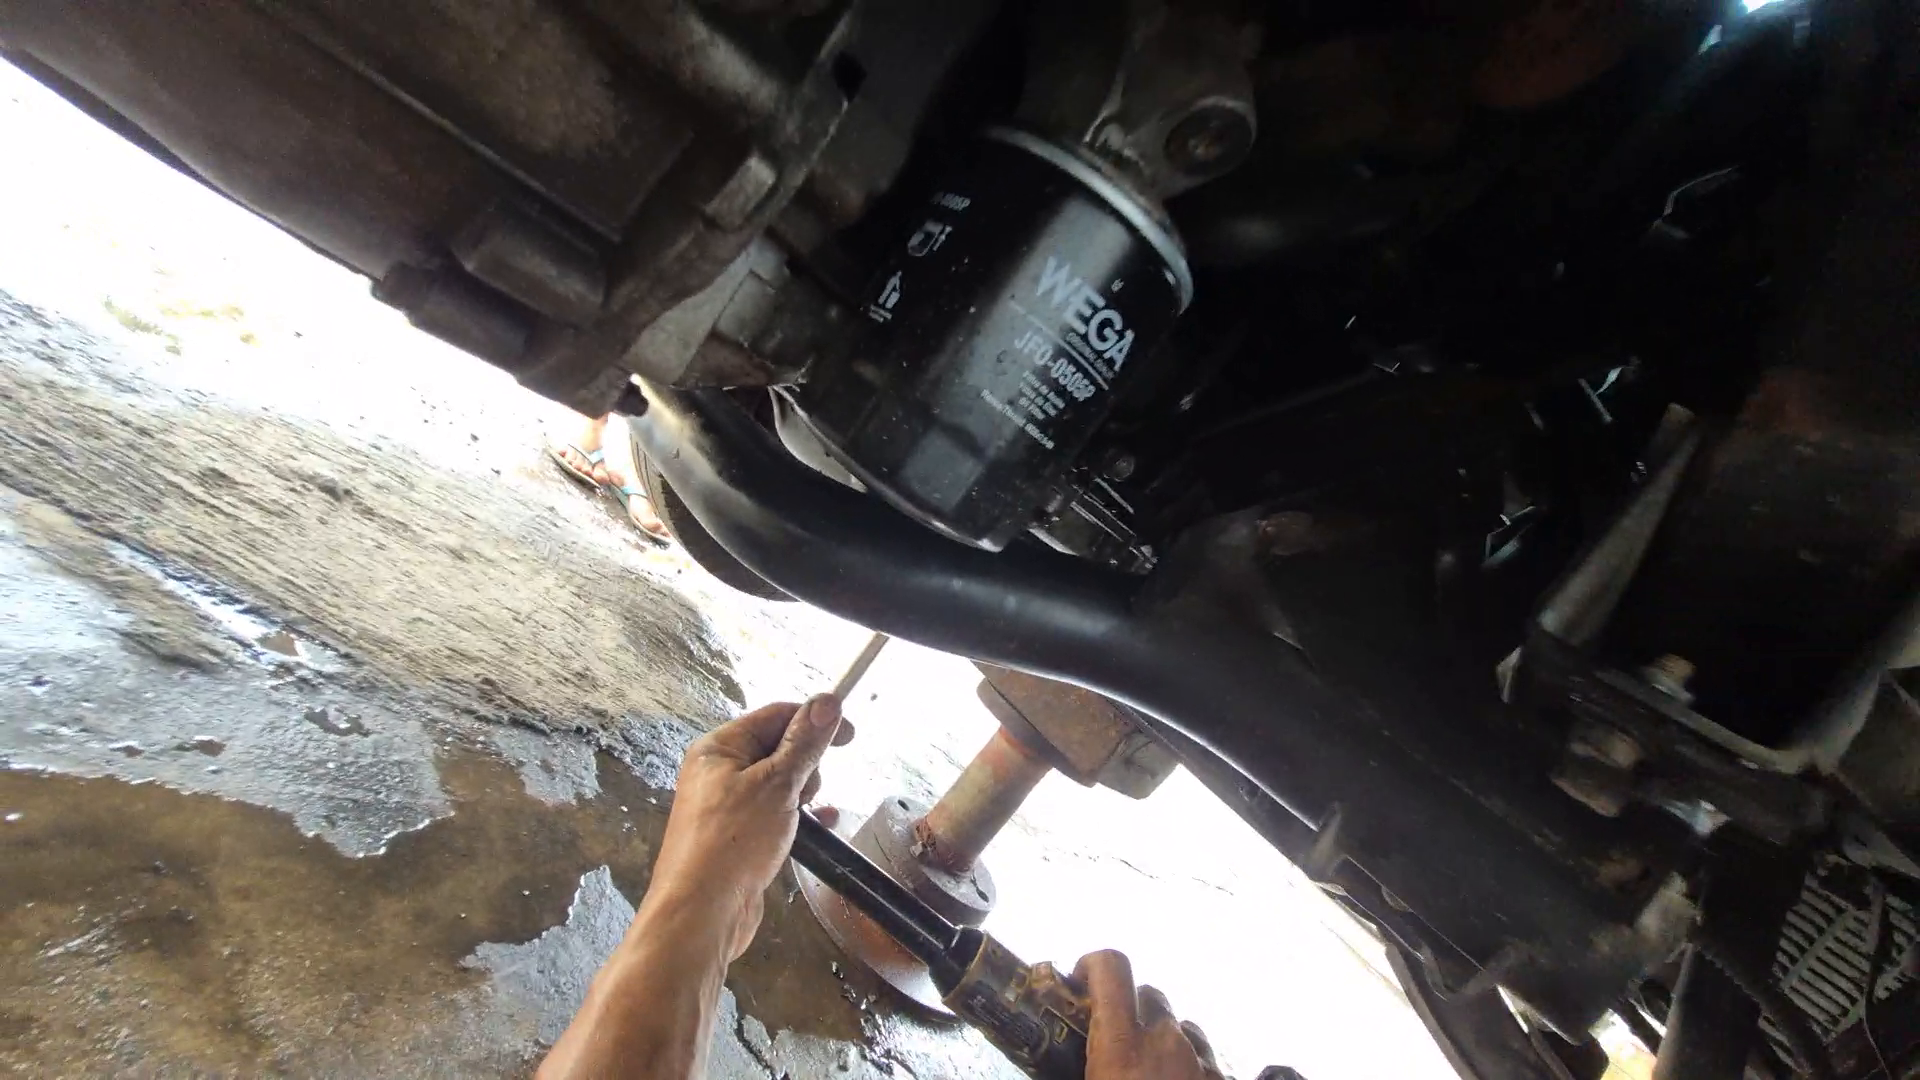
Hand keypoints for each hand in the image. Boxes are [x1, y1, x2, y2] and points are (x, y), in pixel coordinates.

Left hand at [644, 696, 852, 959]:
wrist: (700, 918)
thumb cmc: (733, 842)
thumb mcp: (778, 784)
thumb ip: (806, 742)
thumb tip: (828, 700)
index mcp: (719, 748)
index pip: (776, 715)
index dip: (814, 719)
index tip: (849, 733)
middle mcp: (719, 771)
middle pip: (779, 746)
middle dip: (806, 762)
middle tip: (810, 788)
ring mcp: (727, 805)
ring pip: (781, 780)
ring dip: (804, 791)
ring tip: (805, 812)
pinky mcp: (738, 835)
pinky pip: (776, 810)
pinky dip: (799, 814)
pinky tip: (823, 824)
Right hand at [1078, 950, 1224, 1079]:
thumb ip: (1082, 1059)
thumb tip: (1055, 1052)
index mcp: (1123, 1044)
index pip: (1111, 967)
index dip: (1093, 965)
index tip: (1080, 985)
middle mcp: (1167, 1040)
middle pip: (1149, 996)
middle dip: (1134, 1011)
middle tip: (1120, 1047)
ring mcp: (1204, 1062)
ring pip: (1182, 1027)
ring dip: (1166, 1039)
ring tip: (1155, 1070)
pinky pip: (1207, 1058)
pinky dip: (1193, 1065)